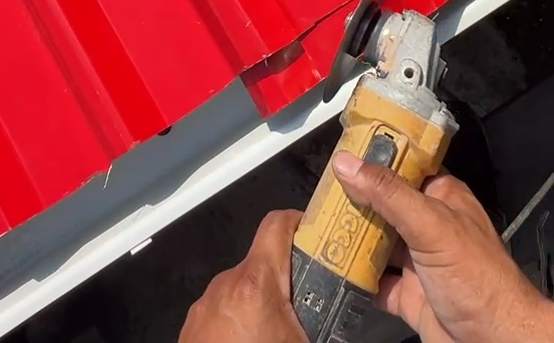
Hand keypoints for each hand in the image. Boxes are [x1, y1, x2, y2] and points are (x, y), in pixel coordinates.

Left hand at [179, 209, 305, 342]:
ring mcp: (205, 302)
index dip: (297, 222)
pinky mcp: (192, 322)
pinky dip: (236, 318)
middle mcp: (227, 283)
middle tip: (300, 306)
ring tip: (272, 332)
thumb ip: (317, 316)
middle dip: (280, 279)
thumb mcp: (300, 340)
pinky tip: (248, 339)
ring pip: (242, 287)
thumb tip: (362, 325)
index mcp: (256, 281)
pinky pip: (221, 307)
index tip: (311, 232)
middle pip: (261, 263)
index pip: (277, 224)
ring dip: (257, 302)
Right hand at [332, 153, 551, 342]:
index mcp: (441, 196)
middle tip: (318, 195)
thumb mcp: (431, 224)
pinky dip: (354, 278)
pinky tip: (331, 269)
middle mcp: (428, 224)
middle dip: (354, 201)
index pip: (403, 166)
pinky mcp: (409, 296)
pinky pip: (375, 282)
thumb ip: (388, 194)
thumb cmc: (474, 274)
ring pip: (376, 243)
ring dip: (350, 239)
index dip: (374, 159)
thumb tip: (346, 163)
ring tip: (316, 229)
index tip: (340, 154)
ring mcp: (417, 262)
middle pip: (384, 205)